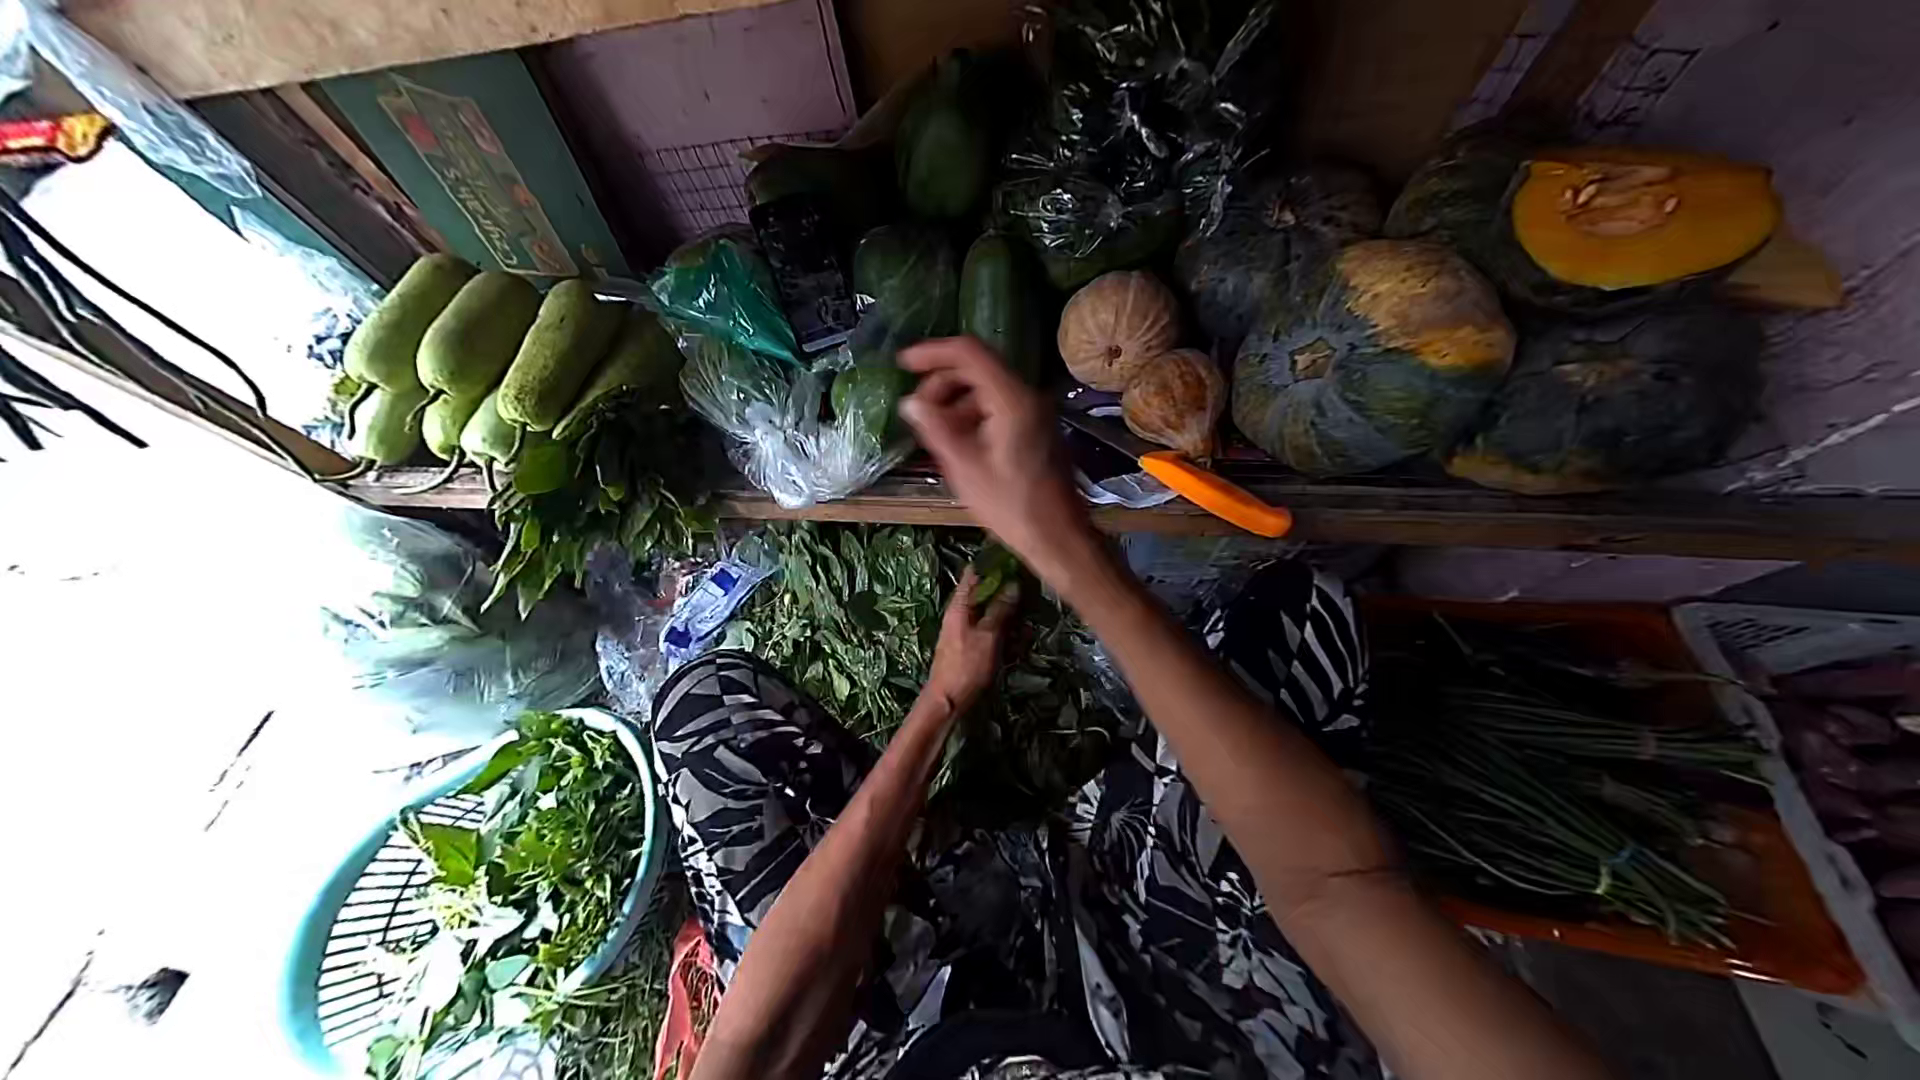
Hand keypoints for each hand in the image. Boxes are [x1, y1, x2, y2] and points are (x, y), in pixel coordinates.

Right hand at [897, 338, 1098, 581]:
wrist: (1057, 535)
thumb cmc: (1011, 506)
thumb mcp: (965, 468)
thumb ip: (936, 429)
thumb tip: (910, 403)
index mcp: (1012, 400)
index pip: (969, 353)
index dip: (932, 353)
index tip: (903, 364)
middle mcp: (1027, 396)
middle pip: (977, 369)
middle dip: (941, 384)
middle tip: (918, 412)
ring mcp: (1034, 412)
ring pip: (986, 390)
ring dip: (955, 403)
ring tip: (934, 434)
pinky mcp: (1035, 428)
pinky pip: (997, 408)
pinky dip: (972, 417)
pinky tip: (956, 443)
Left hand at [924, 566, 1018, 713]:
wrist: (949, 700)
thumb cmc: (967, 665)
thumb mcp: (988, 635)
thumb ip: (1000, 609)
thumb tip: (1012, 584)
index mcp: (960, 606)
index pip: (973, 575)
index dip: (991, 566)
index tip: (1013, 561)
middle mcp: (962, 615)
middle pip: (987, 596)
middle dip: (1008, 596)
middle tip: (1031, 596)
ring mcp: (968, 632)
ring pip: (993, 616)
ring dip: (1011, 620)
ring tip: (1028, 628)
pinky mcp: (974, 648)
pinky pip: (993, 635)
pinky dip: (1006, 637)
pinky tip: (1021, 645)